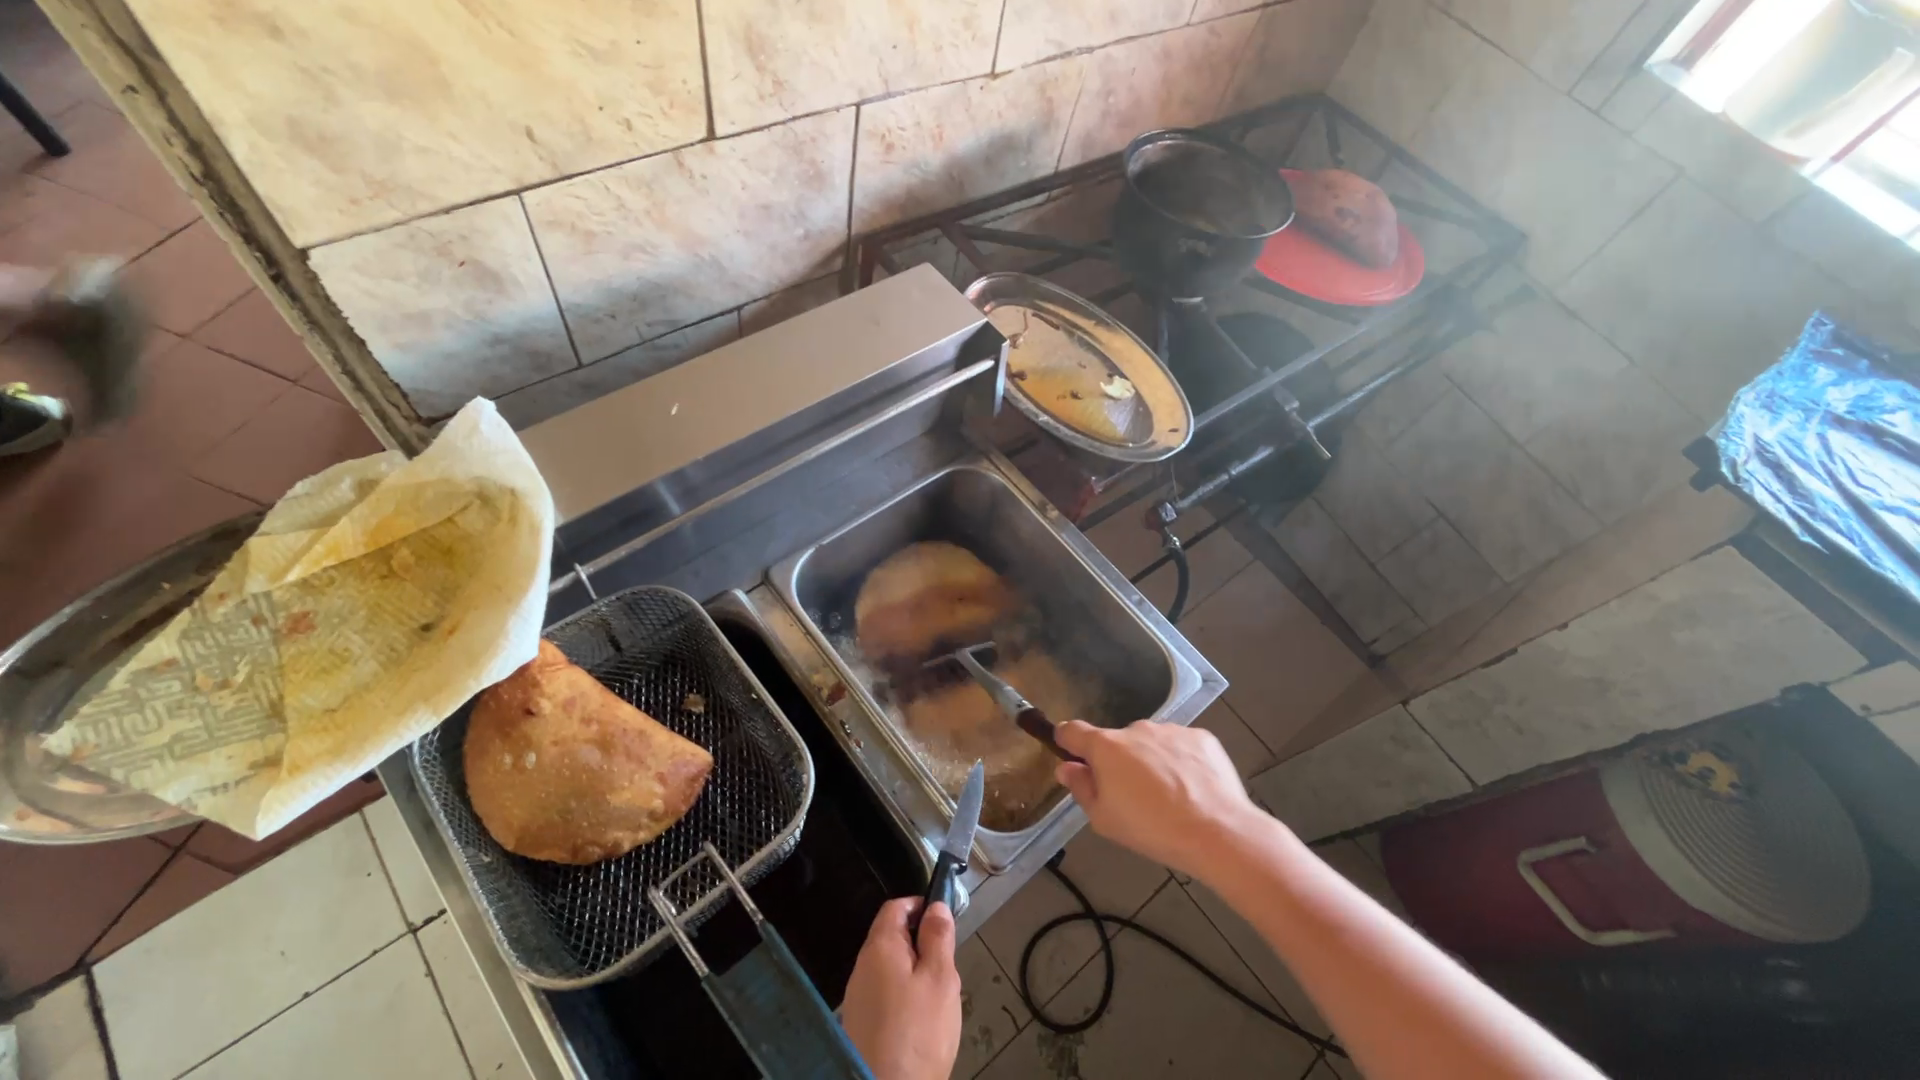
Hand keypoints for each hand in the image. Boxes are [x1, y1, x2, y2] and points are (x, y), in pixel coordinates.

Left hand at [841, 897, 962, 1079]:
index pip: (896, 907)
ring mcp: (857, 995)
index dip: (921, 906)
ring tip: (936, 998)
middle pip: (892, 937)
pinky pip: (884, 994)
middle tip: (946, 967)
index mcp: (880, 947)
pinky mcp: (860, 1022)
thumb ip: (938, 938)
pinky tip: (919, 1020)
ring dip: (913, 972)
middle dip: (921, 943)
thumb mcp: (940, 979)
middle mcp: (862, 965)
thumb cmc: (918, 1030)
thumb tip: (936, 906)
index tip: (944, 921)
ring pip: (889, 968)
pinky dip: (903, 996)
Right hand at [1054, 719, 1272, 881]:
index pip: (1073, 731)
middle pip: (1117, 742)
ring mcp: (1172, 730)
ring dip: (1151, 761)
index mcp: (1106, 747)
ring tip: (1169, 796)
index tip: (1071, 754)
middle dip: (1119, 762)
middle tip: (1132, 796)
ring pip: (1151, 743)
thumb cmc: (1151, 829)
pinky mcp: (1202, 737)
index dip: (1067, 741)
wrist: (1217, 831)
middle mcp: (1137, 729)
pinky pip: (1181, 746)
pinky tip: (1192, 789)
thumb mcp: (1103, 819)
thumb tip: (1067, 768)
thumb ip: (1081, 788)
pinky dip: (1181, 762)